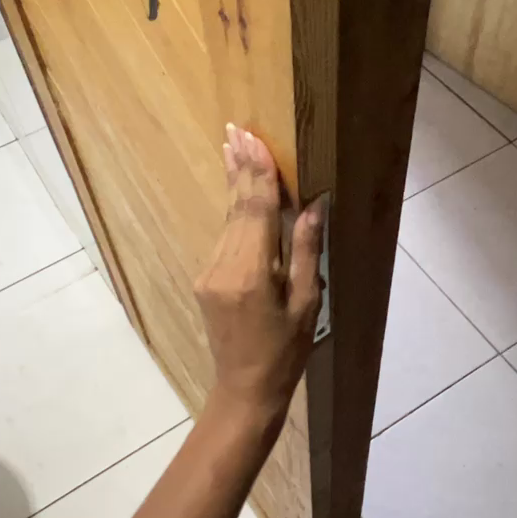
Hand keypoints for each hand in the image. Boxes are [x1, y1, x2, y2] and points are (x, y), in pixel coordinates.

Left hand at [193, 124, 324, 417]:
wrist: (244, 388)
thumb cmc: (286, 351)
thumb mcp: (306, 304)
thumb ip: (305, 252)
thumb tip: (311, 205)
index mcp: (251, 274)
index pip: (255, 210)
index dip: (257, 172)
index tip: (255, 139)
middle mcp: (223, 267)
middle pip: (235, 207)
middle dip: (239, 166)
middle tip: (236, 128)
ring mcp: (209, 273)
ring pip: (226, 219)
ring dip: (233, 183)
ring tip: (234, 145)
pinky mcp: (205, 279)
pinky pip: (224, 237)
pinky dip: (233, 210)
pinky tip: (237, 191)